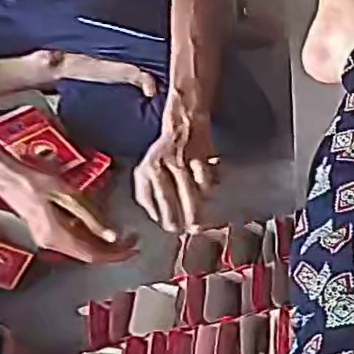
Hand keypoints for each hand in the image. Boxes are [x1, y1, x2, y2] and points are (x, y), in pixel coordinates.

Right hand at [1, 166, 136, 263]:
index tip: (135, 249)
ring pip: (83, 250)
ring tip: (125, 234)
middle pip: (89, 255)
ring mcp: (47, 238)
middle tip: (134, 239)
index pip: (93, 255)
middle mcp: (51, 243)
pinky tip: (104, 228)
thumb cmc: (34, 180)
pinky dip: (93, 238)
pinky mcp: (47, 231)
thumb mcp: (69, 196)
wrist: (5, 175)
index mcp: (56, 236)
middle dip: (115, 250)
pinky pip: (75, 241)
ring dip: (105, 245)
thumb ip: (91, 217)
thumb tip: (112, 236)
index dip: (117, 255)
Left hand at [135, 108, 217, 232]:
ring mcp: (180, 161)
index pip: (148, 197)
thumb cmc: (168, 152)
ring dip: (193, 209)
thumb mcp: (150, 168)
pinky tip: (208, 194)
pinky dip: (208, 189)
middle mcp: (159, 165)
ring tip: (197, 223)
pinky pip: (205, 180)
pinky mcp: (199, 157)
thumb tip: (159, 217)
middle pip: (168, 197)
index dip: (158, 214)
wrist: (184, 123)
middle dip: (176, 216)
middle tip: (183, 230)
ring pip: (188, 191)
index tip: (168, 226)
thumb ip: (151, 191)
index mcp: (145, 169)